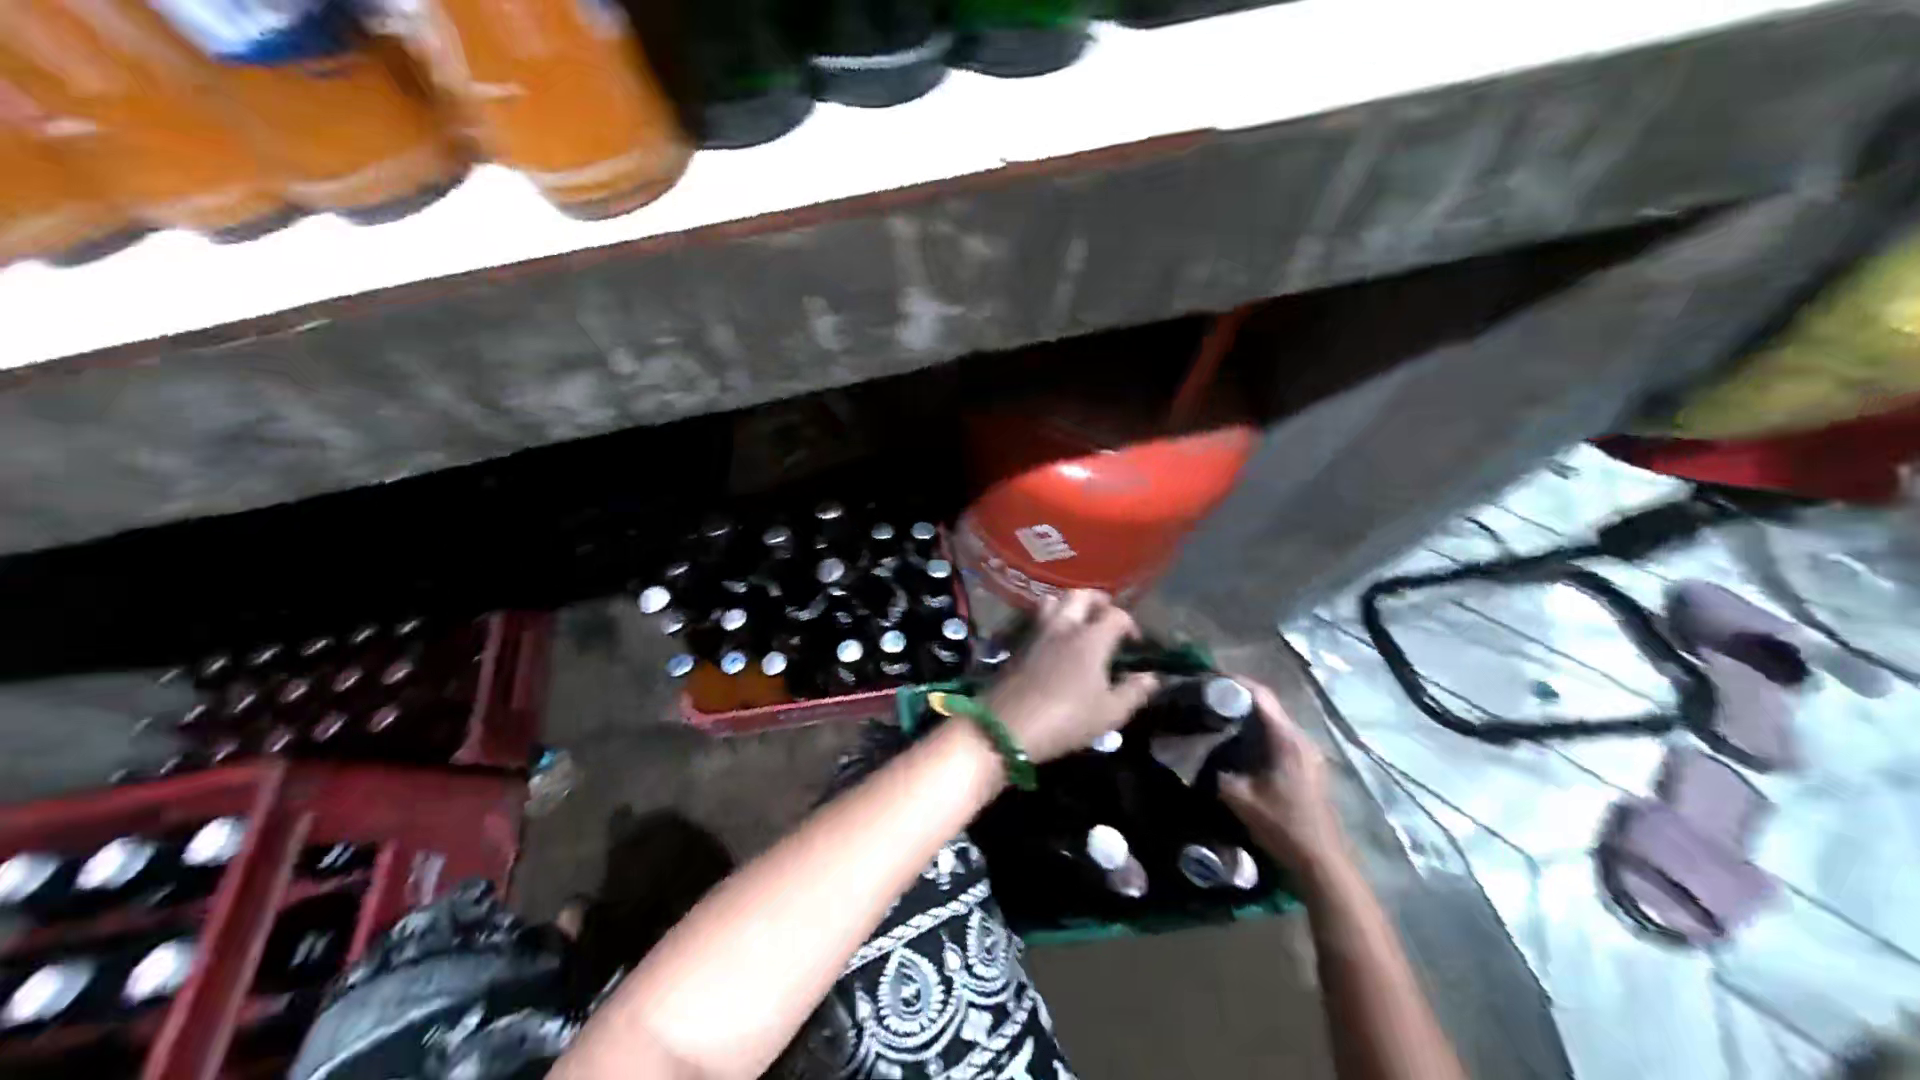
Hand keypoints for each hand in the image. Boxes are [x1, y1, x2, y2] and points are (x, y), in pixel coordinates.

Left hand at [982, 590, 1157, 762]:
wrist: (1006, 726)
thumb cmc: (1066, 720)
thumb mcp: (1109, 713)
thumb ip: (1133, 692)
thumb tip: (1151, 677)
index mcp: (1092, 639)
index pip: (1116, 615)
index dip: (1129, 623)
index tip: (1134, 642)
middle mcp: (1064, 627)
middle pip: (1081, 595)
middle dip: (1098, 600)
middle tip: (1106, 616)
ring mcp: (1037, 633)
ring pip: (1053, 601)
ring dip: (1069, 605)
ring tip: (1078, 622)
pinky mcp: (1017, 645)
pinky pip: (1036, 620)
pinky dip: (1049, 620)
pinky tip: (1054, 641)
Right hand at [1217, 678, 1348, 877]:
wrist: (1321, 861)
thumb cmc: (1282, 825)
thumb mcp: (1238, 797)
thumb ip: (1217, 770)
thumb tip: (1199, 754)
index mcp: (1287, 739)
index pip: (1261, 695)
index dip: (1234, 682)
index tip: (1208, 677)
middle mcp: (1302, 739)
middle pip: (1268, 705)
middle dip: (1238, 697)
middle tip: (1207, 696)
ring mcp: (1309, 753)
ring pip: (1274, 721)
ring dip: (1248, 716)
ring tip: (1218, 715)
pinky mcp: (1308, 766)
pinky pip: (1279, 736)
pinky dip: (1258, 732)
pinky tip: (1238, 742)